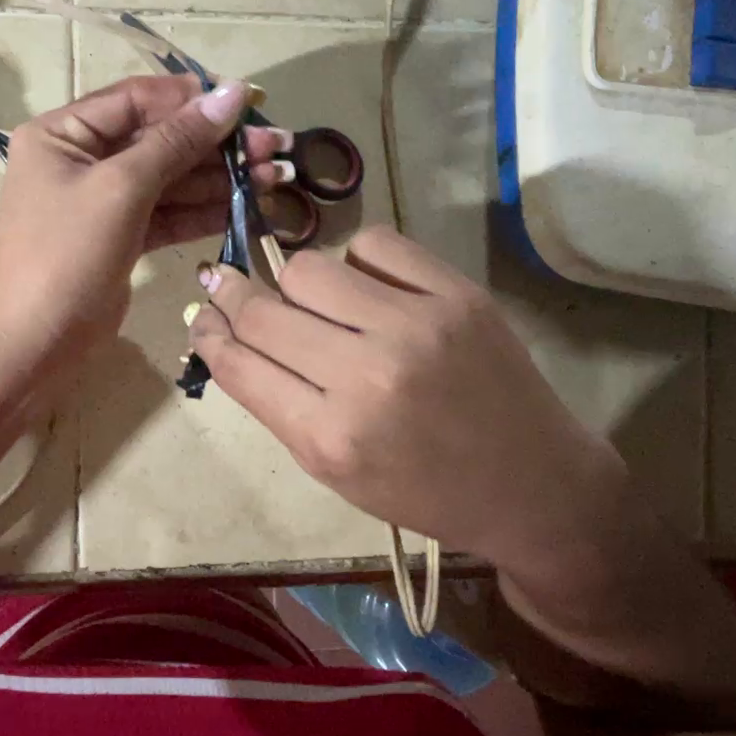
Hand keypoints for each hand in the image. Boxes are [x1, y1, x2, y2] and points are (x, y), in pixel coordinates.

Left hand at [0, 74, 286, 371]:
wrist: (35, 341)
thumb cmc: (66, 254)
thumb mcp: (121, 189)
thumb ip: (177, 141)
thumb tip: (231, 94)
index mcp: (62, 134)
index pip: (135, 100)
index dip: (192, 99)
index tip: (247, 102)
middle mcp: (80, 160)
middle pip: (158, 139)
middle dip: (216, 143)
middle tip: (276, 145)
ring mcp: (100, 201)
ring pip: (168, 179)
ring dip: (220, 178)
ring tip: (277, 174)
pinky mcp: (119, 237)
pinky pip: (166, 213)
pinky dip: (203, 210)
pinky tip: (249, 204)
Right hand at [187, 224, 626, 567]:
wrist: (534, 486)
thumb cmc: (421, 491)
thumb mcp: (331, 468)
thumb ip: (273, 401)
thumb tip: (223, 334)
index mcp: (329, 435)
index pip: (237, 361)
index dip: (208, 333)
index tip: (201, 318)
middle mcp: (368, 376)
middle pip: (263, 309)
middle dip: (232, 296)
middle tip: (226, 288)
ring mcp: (418, 327)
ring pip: (309, 267)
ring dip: (294, 283)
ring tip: (311, 304)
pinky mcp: (458, 295)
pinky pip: (373, 244)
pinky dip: (354, 262)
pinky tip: (363, 289)